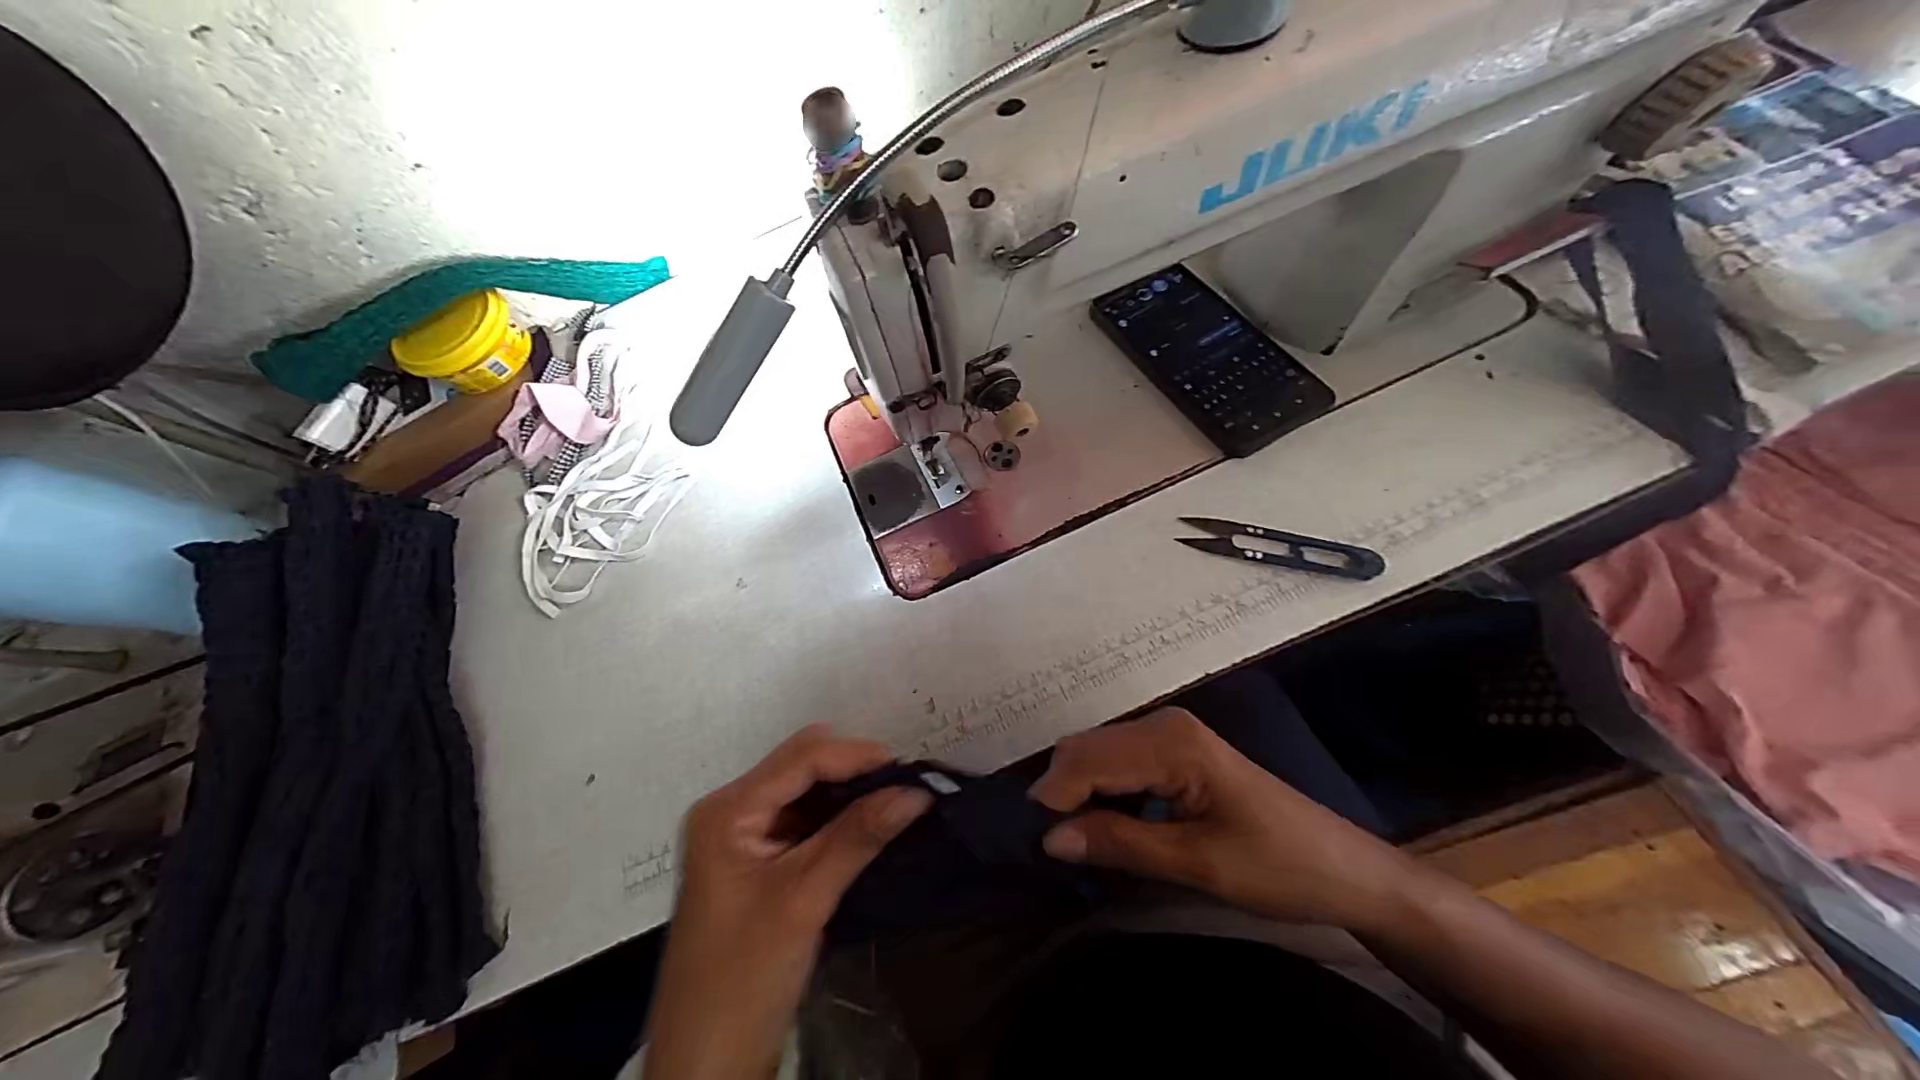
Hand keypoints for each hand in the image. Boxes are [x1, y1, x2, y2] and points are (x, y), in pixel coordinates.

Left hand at [644, 726, 932, 1079]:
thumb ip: (858, 837)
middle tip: (905, 785)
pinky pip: (804, 816)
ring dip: (850, 791)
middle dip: (854, 769)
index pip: (801, 759)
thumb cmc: (744, 978)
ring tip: (897, 799)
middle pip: (801, 765)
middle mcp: (731, 809)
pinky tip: (870, 822)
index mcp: (727, 811)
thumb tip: (916, 791)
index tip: (909, 768)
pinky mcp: (757, 856)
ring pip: (805, 788)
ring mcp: (742, 833)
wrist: (707, 1059)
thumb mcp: (804, 900)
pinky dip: (838, 815)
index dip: (856, 755)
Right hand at [1029, 708, 1435, 931]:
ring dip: (1078, 794)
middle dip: (1061, 794)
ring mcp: (1169, 735)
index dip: (1054, 799)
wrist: (1347, 870)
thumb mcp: (1198, 864)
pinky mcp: (1175, 751)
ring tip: (1077, 843)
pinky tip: (1107, 826)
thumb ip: (1121, 844)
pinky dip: (1100, 791)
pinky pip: (1116, 762)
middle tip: (1056, 850)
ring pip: (1095, 754)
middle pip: (1084, 749)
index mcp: (1172, 743)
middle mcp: (1164, 725)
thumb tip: (1049, 837)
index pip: (1087, 760)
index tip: (1038, 846)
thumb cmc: (1281, 868)